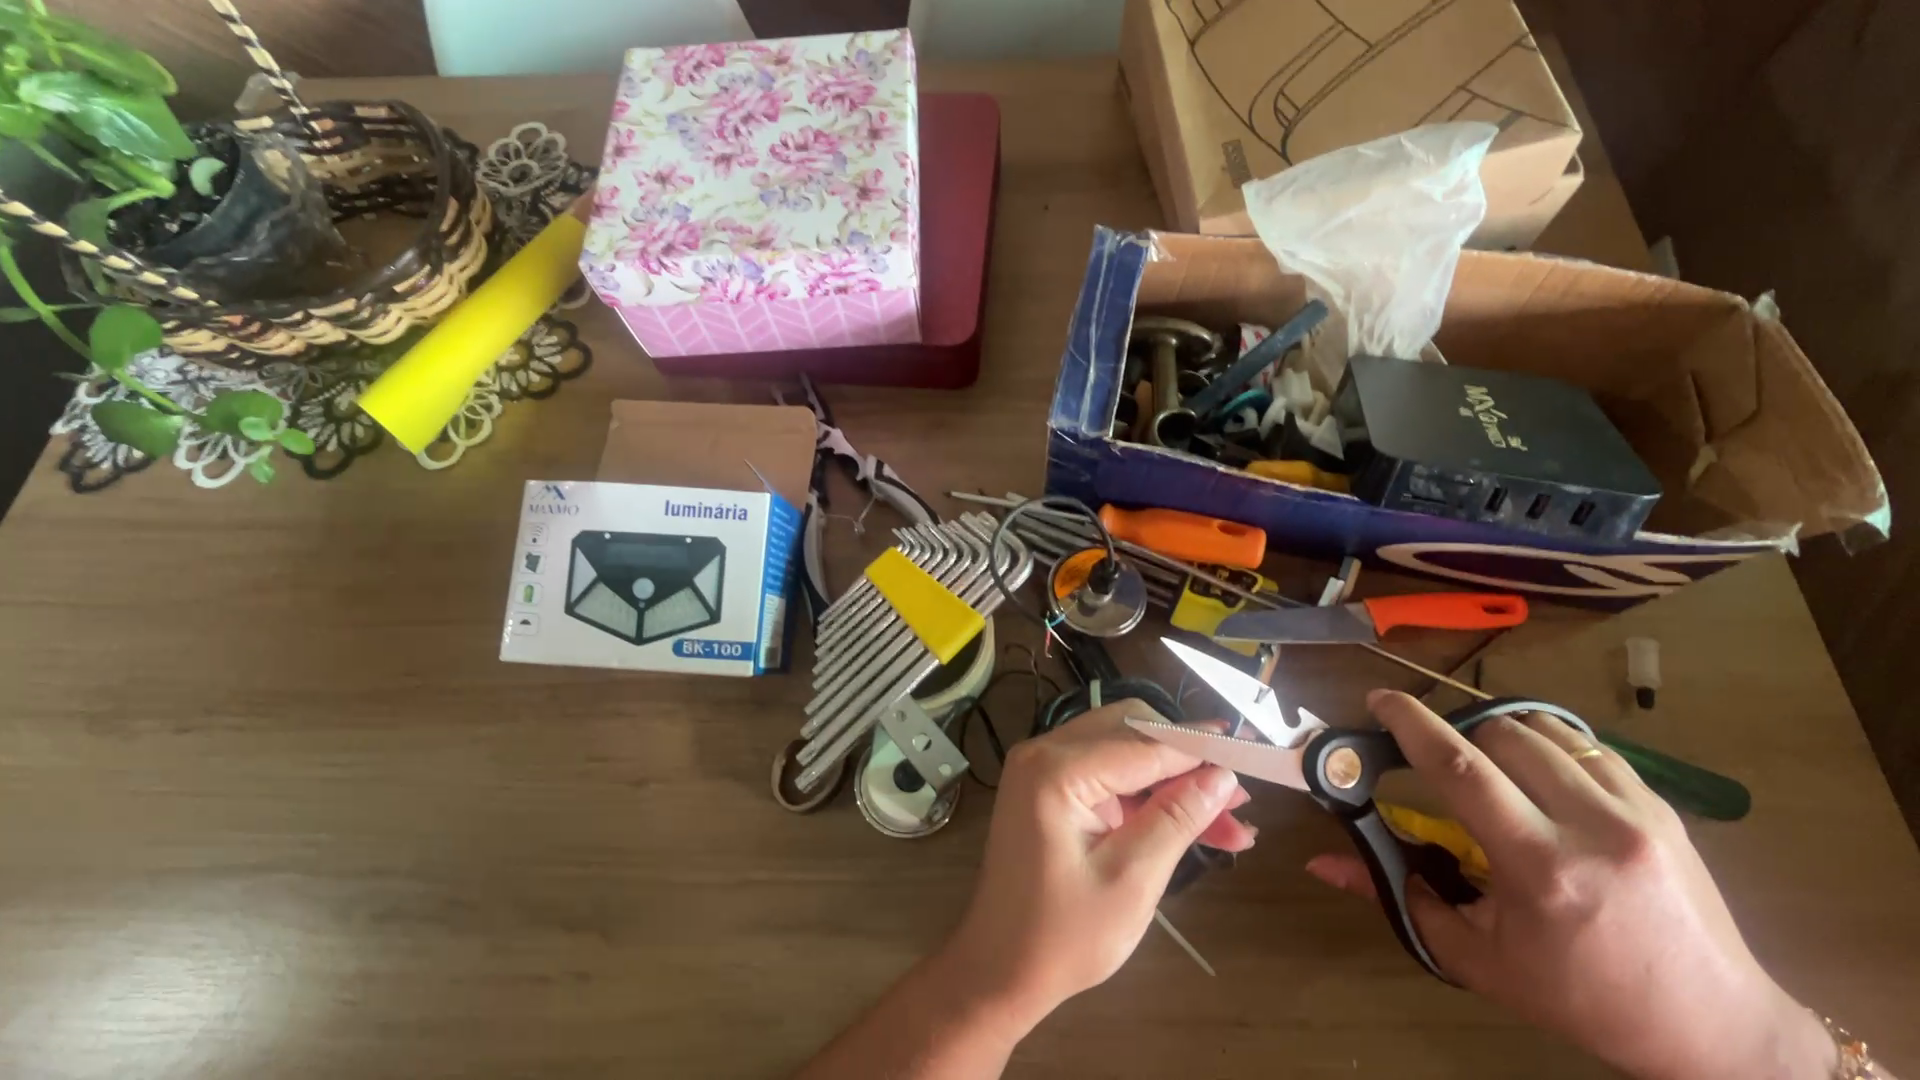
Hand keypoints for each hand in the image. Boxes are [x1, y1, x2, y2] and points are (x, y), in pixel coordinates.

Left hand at [940, 701, 1256, 1028]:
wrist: (1000, 969)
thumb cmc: (1063, 935)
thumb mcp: (1132, 879)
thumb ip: (1177, 817)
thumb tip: (1222, 774)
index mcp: (1057, 770)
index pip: (1144, 743)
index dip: (1201, 747)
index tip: (1251, 747)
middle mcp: (1045, 753)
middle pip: (1133, 733)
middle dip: (1189, 761)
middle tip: (1240, 795)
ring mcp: (1043, 770)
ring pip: (1126, 754)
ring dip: (1174, 782)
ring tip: (1233, 821)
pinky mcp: (1050, 790)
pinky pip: (1109, 776)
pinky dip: (1149, 797)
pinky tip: (1196, 826)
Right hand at [1307, 691, 1834, 1079]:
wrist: (1714, 1025)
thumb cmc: (1580, 997)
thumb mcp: (1476, 958)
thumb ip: (1396, 898)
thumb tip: (1321, 863)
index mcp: (1540, 867)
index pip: (1460, 767)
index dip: (1410, 723)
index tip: (1378, 699)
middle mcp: (1592, 826)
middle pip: (1500, 734)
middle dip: (1455, 733)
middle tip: (1434, 755)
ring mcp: (1636, 811)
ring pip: (1545, 730)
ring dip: (1499, 736)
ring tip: (1486, 765)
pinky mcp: (1662, 807)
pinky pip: (1586, 747)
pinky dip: (1546, 748)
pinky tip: (1538, 779)